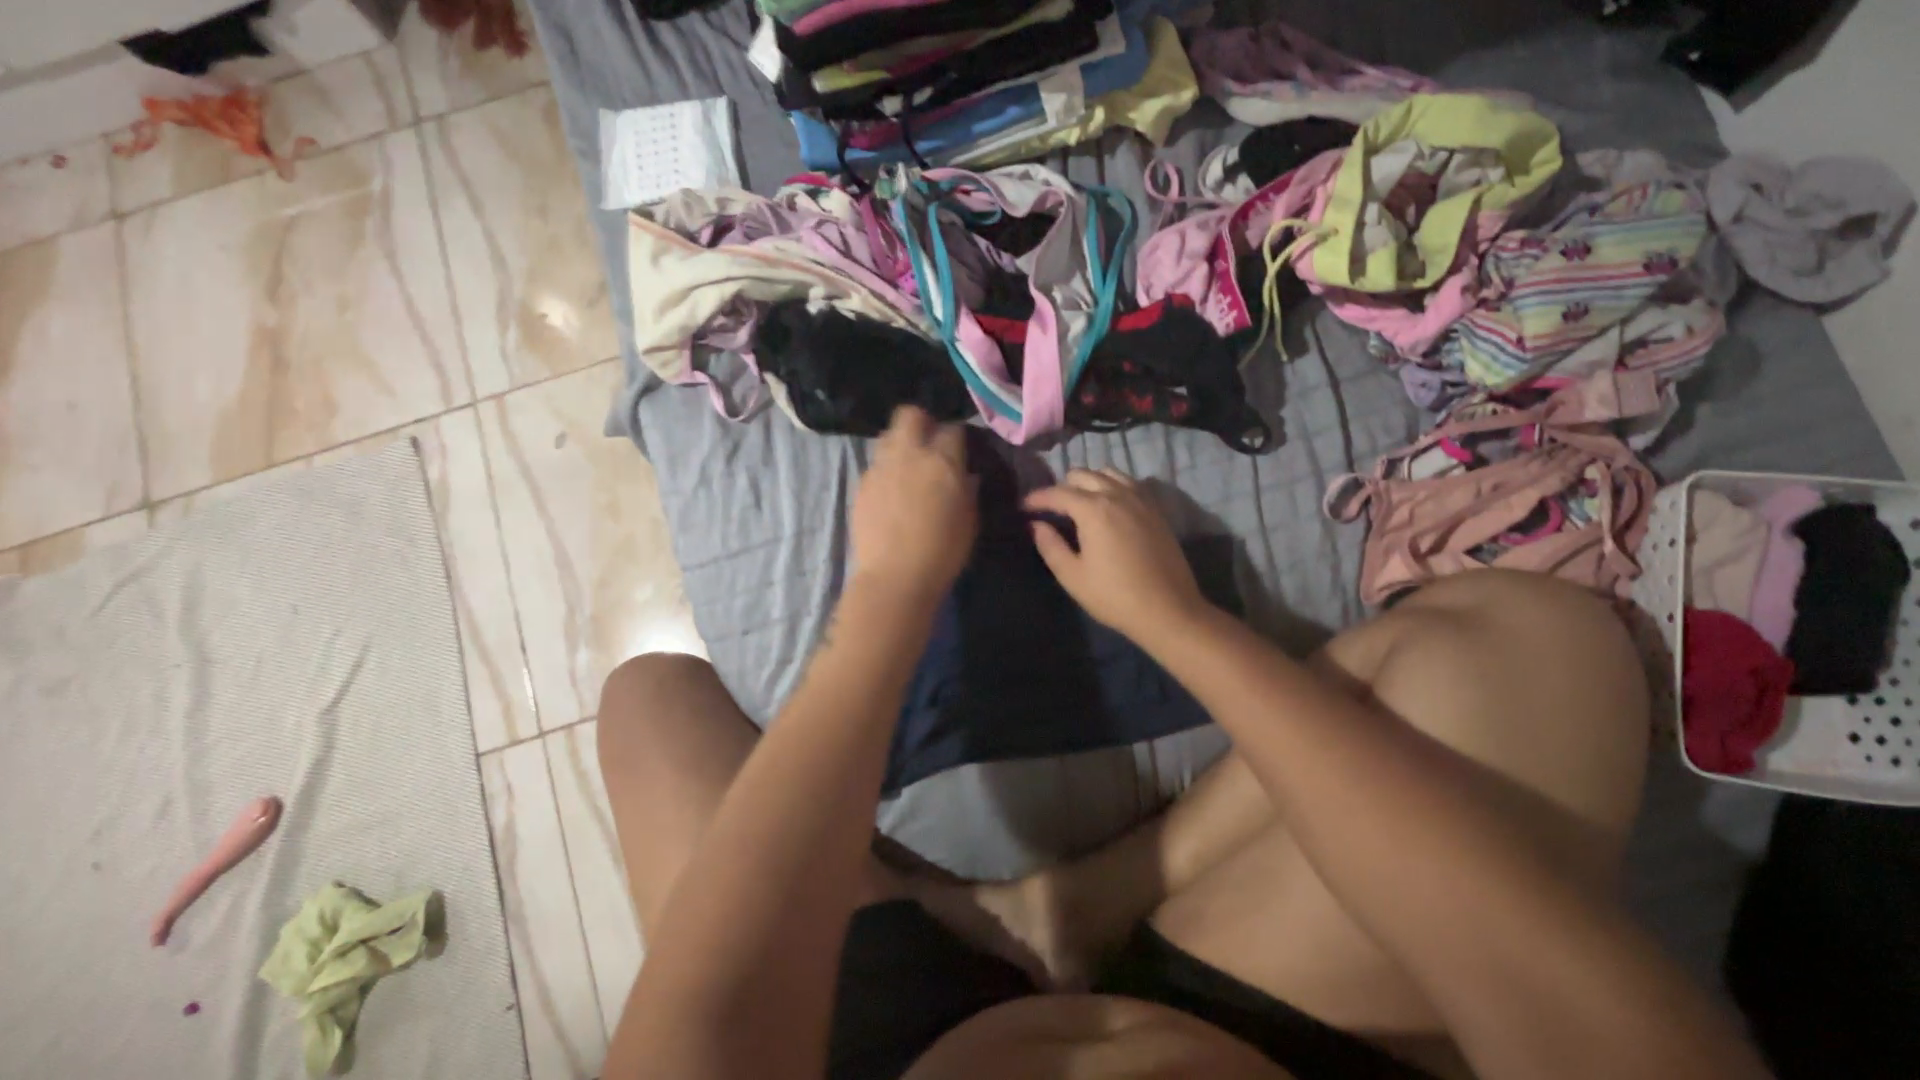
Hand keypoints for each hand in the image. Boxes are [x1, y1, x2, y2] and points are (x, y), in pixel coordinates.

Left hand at [849, 407, 976, 602]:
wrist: (895, 576)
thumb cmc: (943, 552)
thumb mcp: (969, 521)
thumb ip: (967, 491)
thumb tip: (965, 477)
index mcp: (943, 462)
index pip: (952, 429)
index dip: (956, 437)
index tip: (958, 450)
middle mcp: (910, 455)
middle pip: (910, 415)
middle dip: (921, 422)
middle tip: (928, 442)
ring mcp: (881, 468)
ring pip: (888, 436)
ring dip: (899, 443)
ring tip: (907, 465)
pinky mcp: (862, 484)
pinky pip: (875, 464)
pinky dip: (885, 470)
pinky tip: (891, 491)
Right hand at [1023, 469, 1205, 642]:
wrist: (1168, 609)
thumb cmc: (1114, 596)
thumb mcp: (1073, 576)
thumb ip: (1050, 546)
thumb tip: (1035, 525)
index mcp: (1093, 509)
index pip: (1057, 493)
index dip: (1036, 498)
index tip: (1023, 507)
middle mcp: (1117, 494)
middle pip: (1082, 475)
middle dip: (1062, 487)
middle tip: (1051, 509)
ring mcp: (1141, 499)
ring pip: (1108, 473)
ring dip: (1089, 482)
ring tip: (1079, 503)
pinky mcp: (1156, 509)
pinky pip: (1129, 484)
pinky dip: (1113, 486)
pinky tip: (1108, 507)